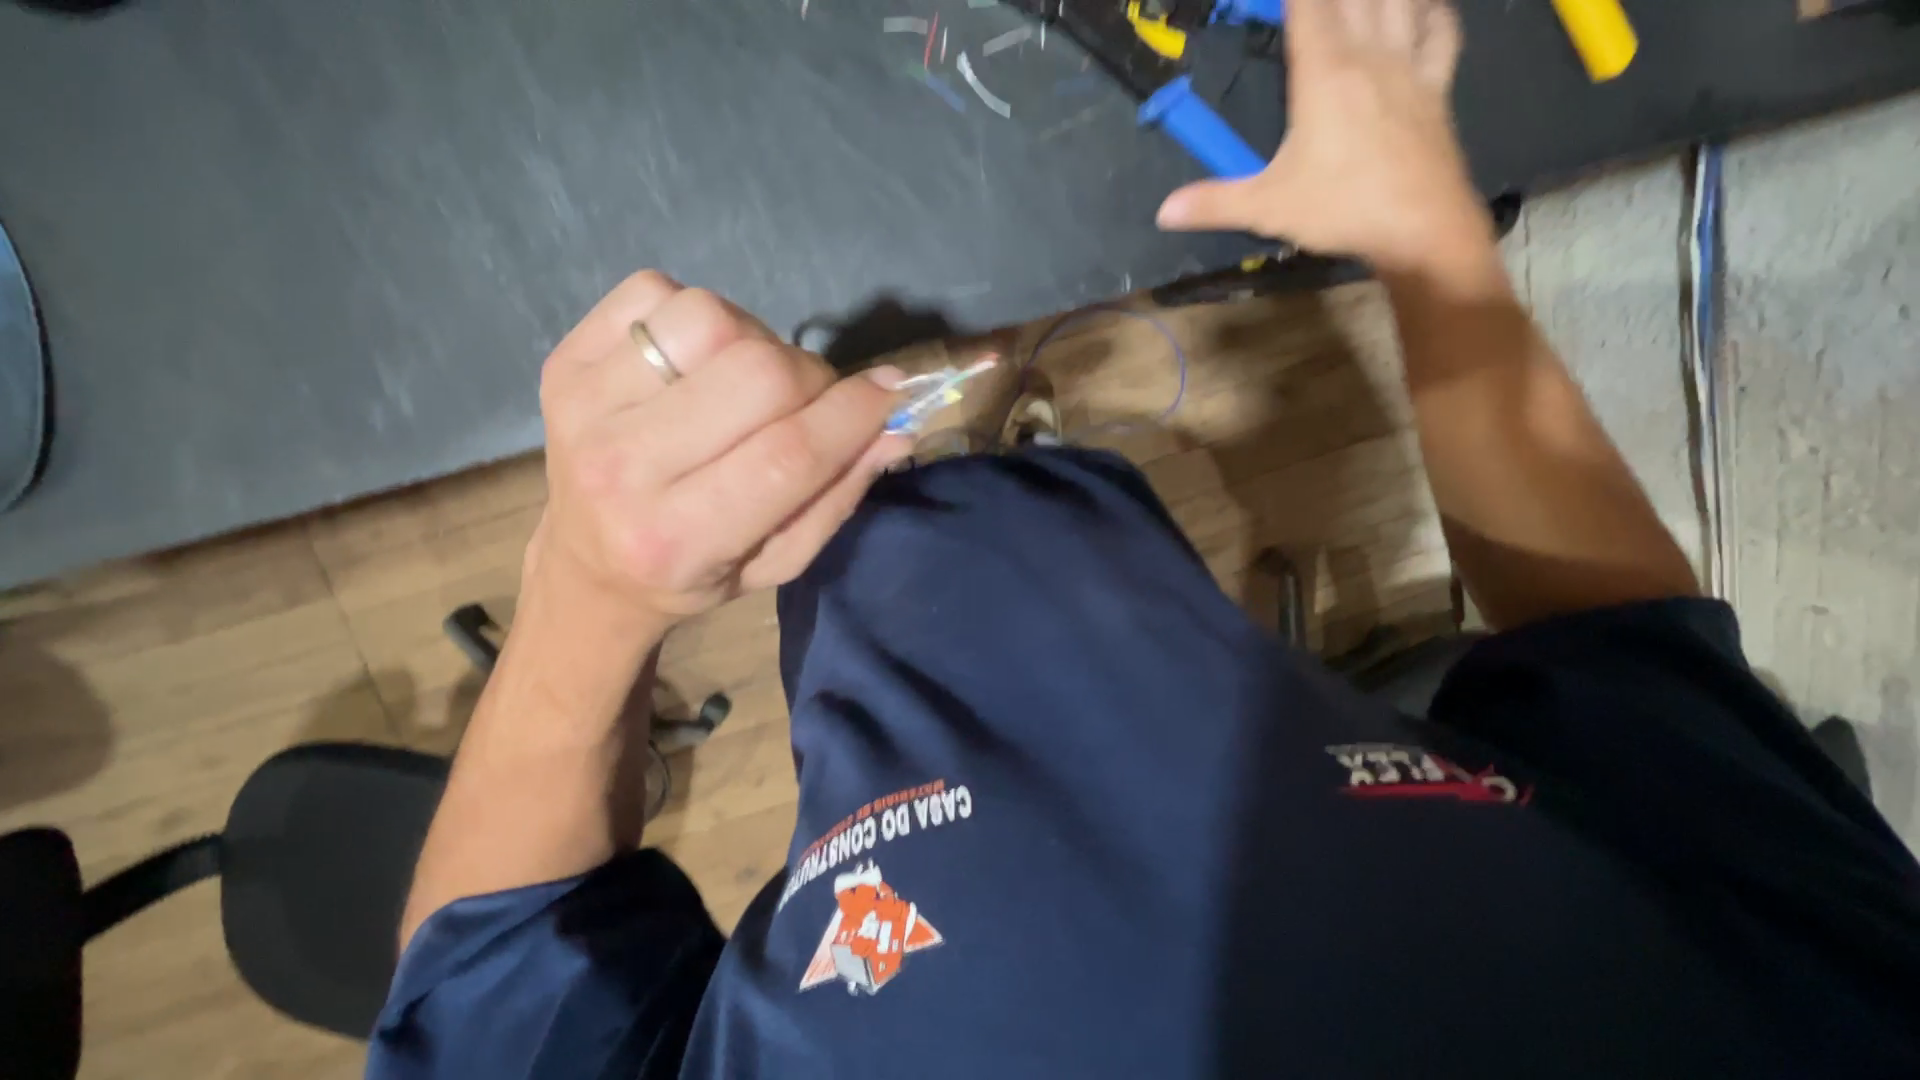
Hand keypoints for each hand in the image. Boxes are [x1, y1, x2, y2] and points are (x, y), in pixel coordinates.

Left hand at [528, 272, 911, 639]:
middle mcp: (621, 469)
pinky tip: (697, 362)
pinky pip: (655, 291)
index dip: (853, 413)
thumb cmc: (696, 573)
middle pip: (756, 374)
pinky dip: (697, 316)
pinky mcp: (564, 360)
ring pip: (708, 318)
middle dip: (810, 378)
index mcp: (677, 538)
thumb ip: (838, 496)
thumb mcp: (778, 561)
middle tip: (809, 400)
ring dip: (754, 341)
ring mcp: (582, 405)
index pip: (787, 456)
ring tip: (747, 381)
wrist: (590, 566)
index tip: (889, 394)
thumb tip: (895, 425)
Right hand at [1156, 0, 1487, 272]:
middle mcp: (1369, 56)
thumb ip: (1214, 203)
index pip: (1308, 6)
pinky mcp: (1437, 88)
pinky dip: (1431, 12)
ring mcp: (1409, 67)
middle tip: (1312, 0)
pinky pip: (1441, 32)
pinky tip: (1421, 9)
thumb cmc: (1341, 209)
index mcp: (1324, 74)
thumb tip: (1163, 212)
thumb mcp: (1267, 208)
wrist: (1420, 227)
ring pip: (1399, 0)